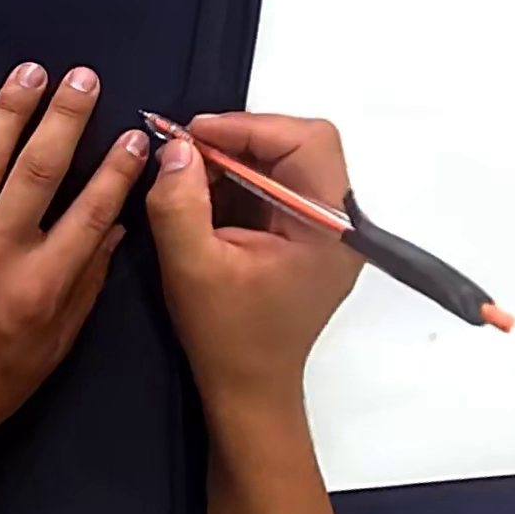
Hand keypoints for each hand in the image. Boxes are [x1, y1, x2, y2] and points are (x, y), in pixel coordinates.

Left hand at [0, 63, 149, 513]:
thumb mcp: (54, 348)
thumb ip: (86, 284)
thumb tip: (116, 224)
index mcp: (40, 287)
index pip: (90, 213)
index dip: (115, 170)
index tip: (134, 134)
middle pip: (36, 172)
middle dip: (63, 118)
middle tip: (82, 77)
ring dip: (7, 112)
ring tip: (29, 71)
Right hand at [145, 113, 362, 418]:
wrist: (248, 386)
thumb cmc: (226, 334)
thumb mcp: (190, 266)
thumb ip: (178, 203)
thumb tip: (177, 148)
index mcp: (327, 230)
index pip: (306, 143)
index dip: (248, 127)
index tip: (193, 135)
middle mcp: (338, 222)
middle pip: (301, 144)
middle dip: (240, 138)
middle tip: (188, 150)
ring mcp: (324, 228)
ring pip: (286, 159)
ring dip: (235, 156)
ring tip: (188, 173)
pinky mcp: (304, 233)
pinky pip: (274, 182)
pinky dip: (236, 177)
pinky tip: (203, 193)